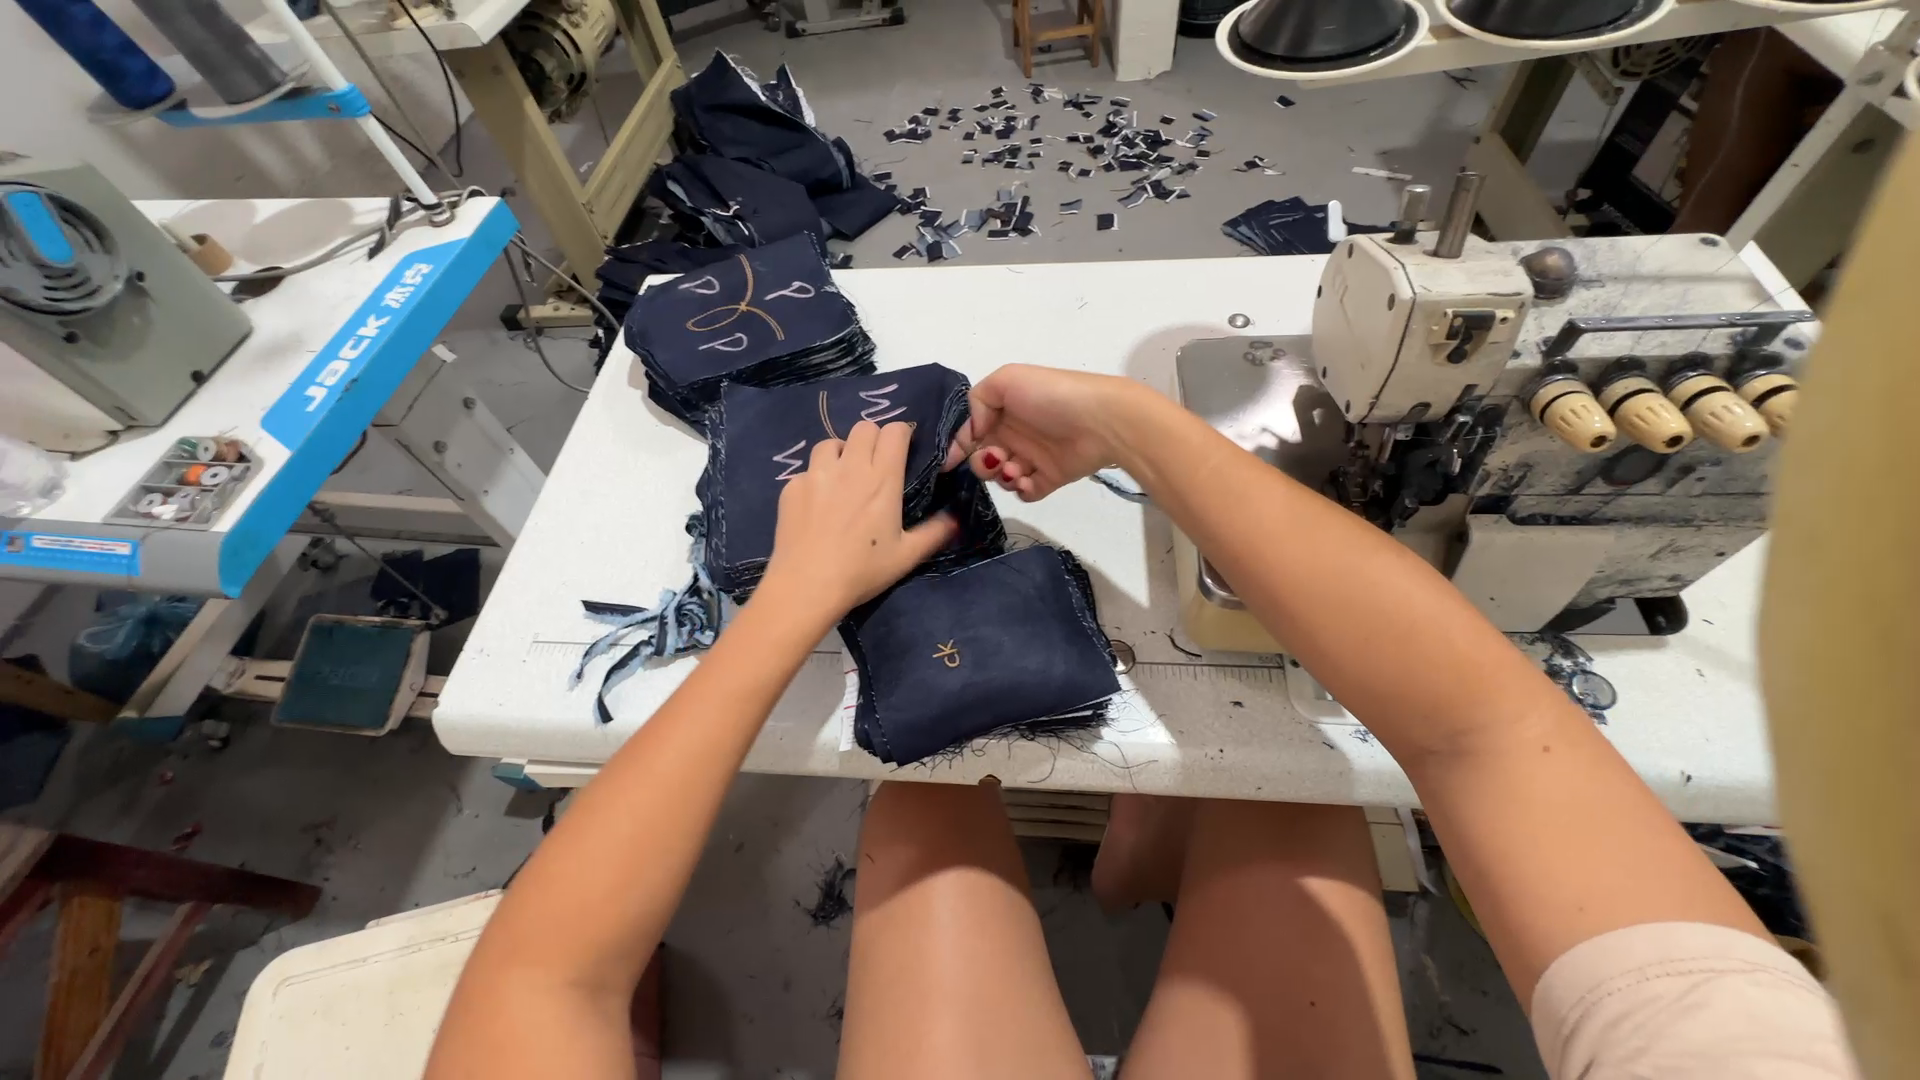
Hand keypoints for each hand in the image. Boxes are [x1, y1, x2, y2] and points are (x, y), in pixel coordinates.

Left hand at [760, 421, 957, 617]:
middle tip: (875, 464)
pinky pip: (807, 470)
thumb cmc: (862, 571)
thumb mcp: (907, 556)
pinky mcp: (791, 487)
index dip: (902, 434)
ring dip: (841, 453)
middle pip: (863, 427)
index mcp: (882, 479)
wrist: (805, 586)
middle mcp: (849, 466)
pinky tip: (817, 505)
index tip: (904, 450)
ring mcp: (816, 474)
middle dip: (873, 439)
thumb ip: (935, 532)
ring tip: (843, 477)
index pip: (895, 431)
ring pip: (831, 442)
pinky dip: (816, 479)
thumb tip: (957, 518)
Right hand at [942, 365, 1145, 500]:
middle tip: (997, 458)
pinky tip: (1028, 482)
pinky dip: (1021, 490)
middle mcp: (1015, 434)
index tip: (950, 462)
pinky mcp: (1049, 478)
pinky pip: (1024, 493)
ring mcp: (1032, 458)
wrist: (1101, 421)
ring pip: (1001, 477)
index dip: (958, 447)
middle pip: (983, 458)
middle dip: (982, 463)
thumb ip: (978, 400)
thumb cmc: (1051, 396)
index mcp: (1003, 410)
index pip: (972, 432)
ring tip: (1017, 470)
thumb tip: (976, 431)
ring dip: (1001, 477)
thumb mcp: (1007, 379)